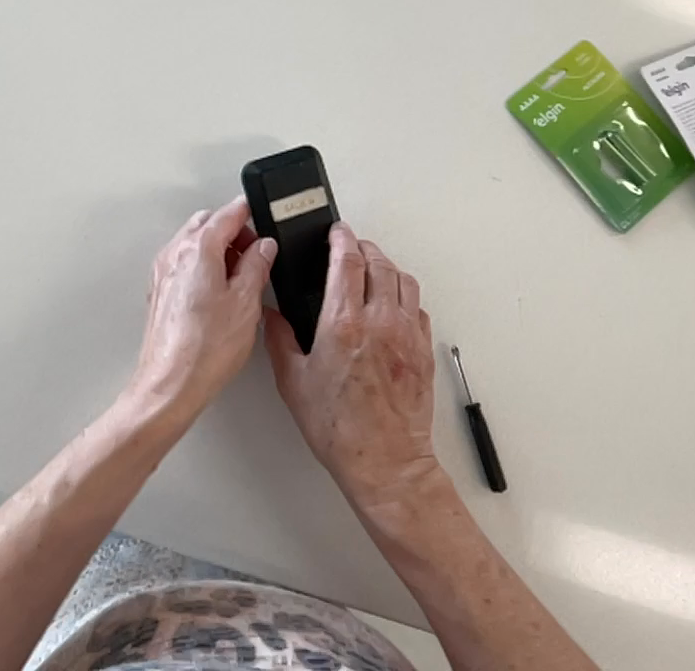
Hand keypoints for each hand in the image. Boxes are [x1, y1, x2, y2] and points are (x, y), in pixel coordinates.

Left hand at [125, 197, 277, 420]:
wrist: (171, 384)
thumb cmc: (204, 350)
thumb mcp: (246, 302)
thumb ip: (257, 266)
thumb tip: (264, 248)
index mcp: (198, 249)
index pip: (227, 214)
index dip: (249, 212)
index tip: (263, 216)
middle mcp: (175, 255)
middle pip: (207, 223)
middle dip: (233, 230)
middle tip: (256, 251)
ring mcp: (164, 273)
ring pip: (193, 242)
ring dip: (217, 247)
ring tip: (241, 274)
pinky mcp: (161, 292)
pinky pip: (184, 264)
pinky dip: (202, 265)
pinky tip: (220, 291)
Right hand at [266, 224, 442, 509]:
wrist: (385, 463)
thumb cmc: (340, 429)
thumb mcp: (294, 382)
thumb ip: (279, 340)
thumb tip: (272, 316)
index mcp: (344, 324)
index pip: (347, 262)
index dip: (341, 239)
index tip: (336, 232)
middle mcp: (379, 322)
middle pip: (378, 263)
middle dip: (363, 247)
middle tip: (351, 246)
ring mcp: (406, 335)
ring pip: (403, 280)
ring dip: (386, 267)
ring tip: (373, 267)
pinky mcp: (422, 351)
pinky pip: (418, 308)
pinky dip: (404, 295)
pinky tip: (393, 303)